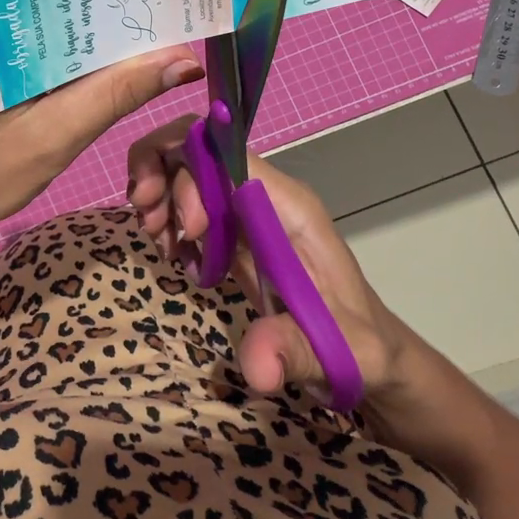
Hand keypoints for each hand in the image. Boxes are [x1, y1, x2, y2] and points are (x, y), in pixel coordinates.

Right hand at [127, 117, 421, 402]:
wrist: (367, 357)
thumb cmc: (362, 349)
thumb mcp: (339, 353)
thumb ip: (296, 351)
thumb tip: (255, 368)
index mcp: (287, 205)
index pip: (224, 150)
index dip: (189, 173)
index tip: (182, 226)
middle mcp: (260, 195)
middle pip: (193, 150)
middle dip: (159, 176)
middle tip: (150, 226)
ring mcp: (242, 210)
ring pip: (182, 169)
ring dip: (156, 195)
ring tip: (158, 240)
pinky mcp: (229, 229)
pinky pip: (183, 200)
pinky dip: (165, 219)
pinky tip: (173, 255)